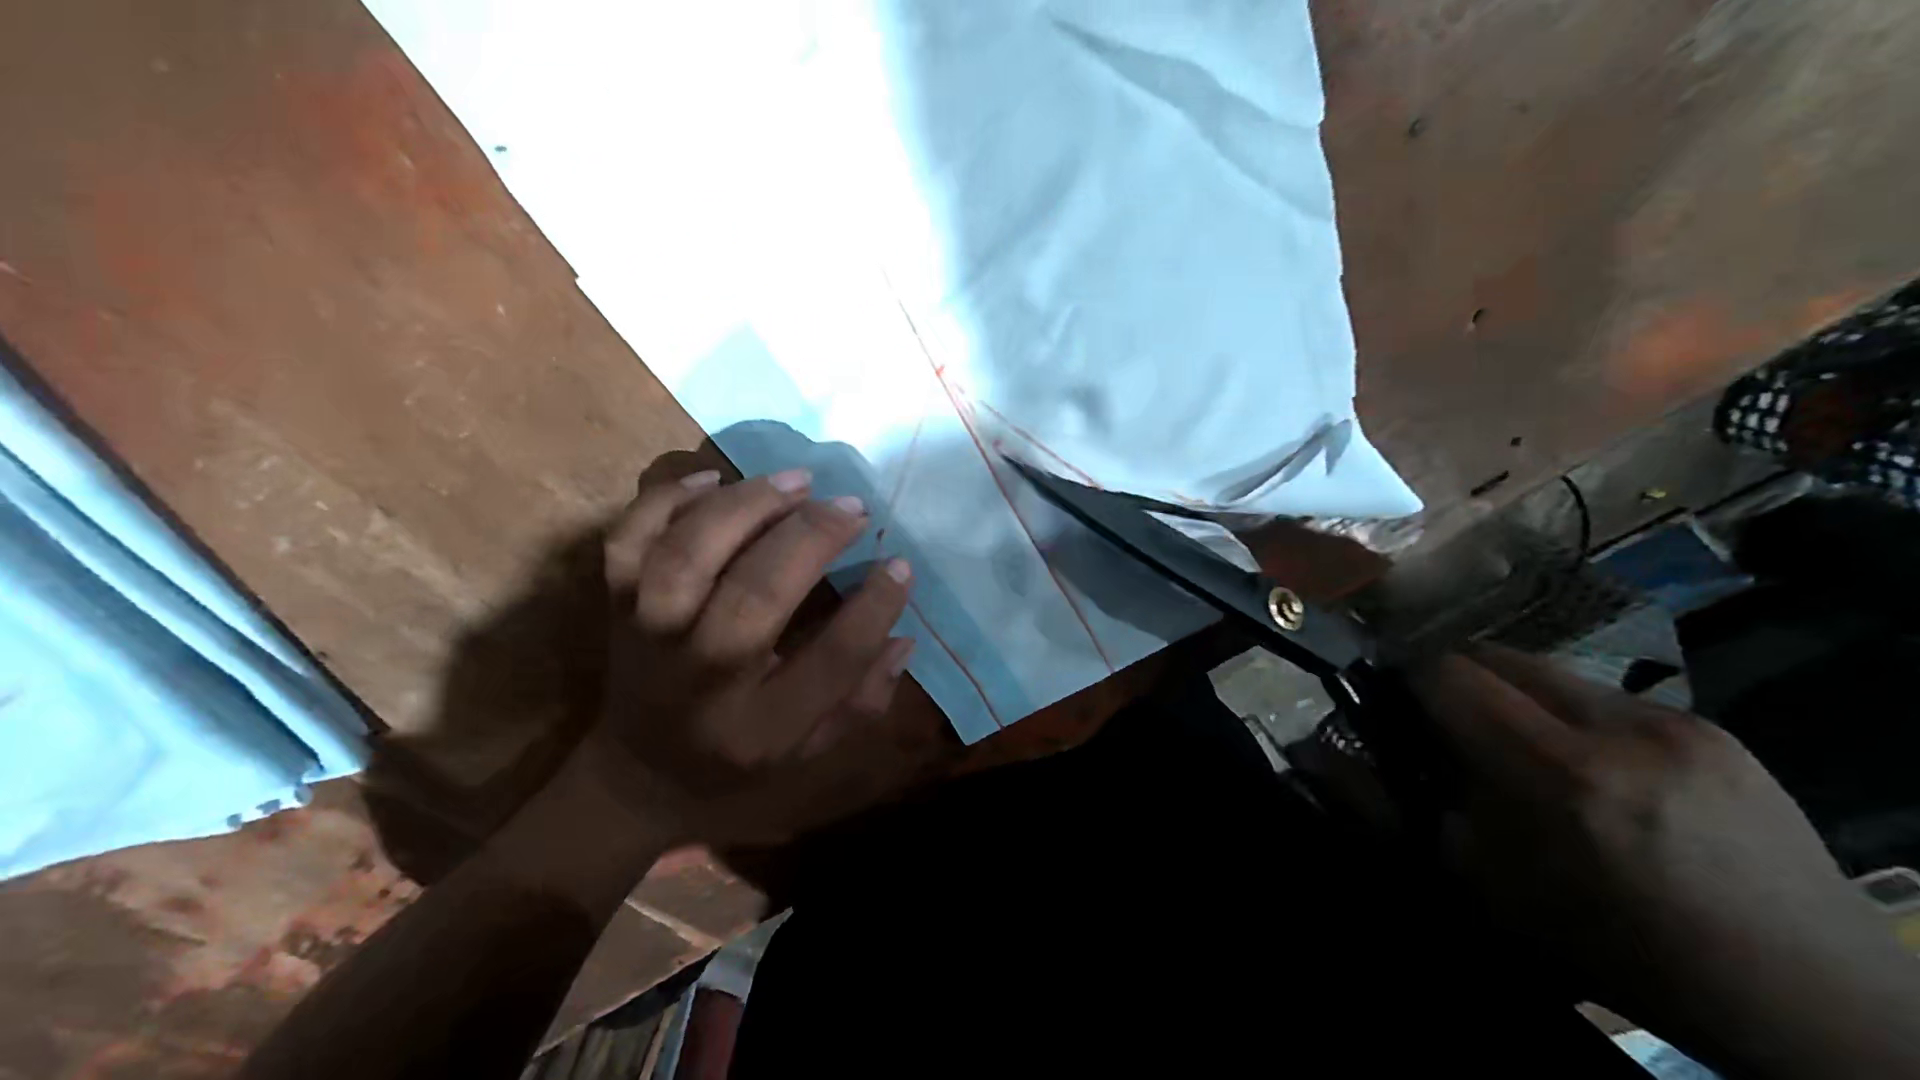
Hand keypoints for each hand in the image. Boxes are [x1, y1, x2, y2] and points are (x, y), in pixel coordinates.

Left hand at [586, 467, 943, 846]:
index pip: (830, 660)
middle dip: (813, 538)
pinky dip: (668, 500)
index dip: (874, 608)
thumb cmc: (737, 758)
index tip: (901, 565)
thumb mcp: (808, 749)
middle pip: (756, 594)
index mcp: (759, 727)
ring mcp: (649, 635)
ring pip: (689, 555)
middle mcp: (701, 678)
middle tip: (853, 508)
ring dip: (747, 506)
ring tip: (798, 481)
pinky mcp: (615, 604)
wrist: (637, 773)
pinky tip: (716, 481)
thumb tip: (904, 637)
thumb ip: (861, 700)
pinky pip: (630, 538)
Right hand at [1411, 647, 1919, 1077]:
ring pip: (1546, 668)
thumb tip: (1314, 753)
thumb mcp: (1484, 884)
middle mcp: (1621, 727)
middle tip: (1439, 719)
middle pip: (1495, 654)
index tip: (1388, 695)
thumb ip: (1391, 808)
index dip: (1405, 674)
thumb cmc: (1615, 941)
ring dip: (1508, 693)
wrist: (1803, 991)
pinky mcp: (1714, 723)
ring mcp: (1677, 719)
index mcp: (1560, 774)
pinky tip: (1583, 762)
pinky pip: (1601, 692)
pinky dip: (1565, 712)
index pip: (1449, 673)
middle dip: (1451, 676)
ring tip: (1513, 745)